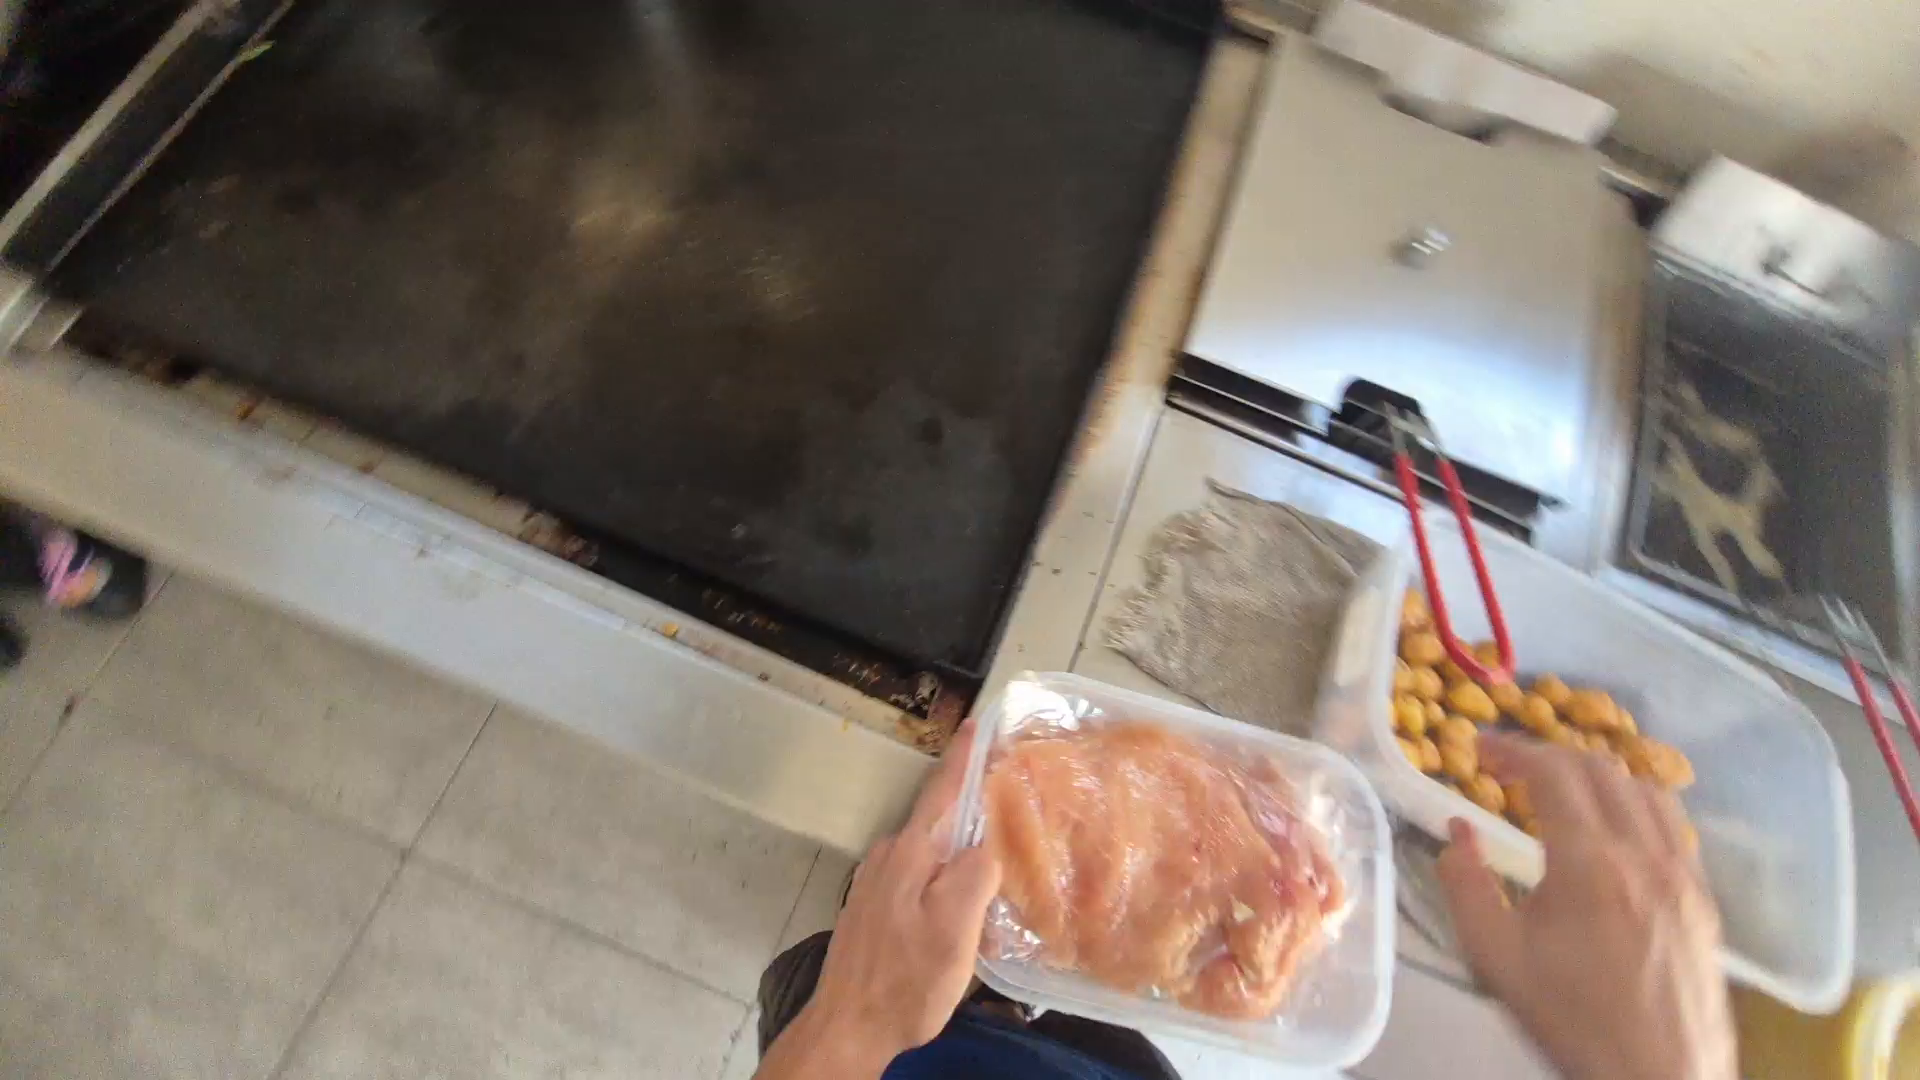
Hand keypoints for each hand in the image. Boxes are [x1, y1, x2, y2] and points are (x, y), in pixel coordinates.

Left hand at [763, 721, 1000, 1076]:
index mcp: (912, 851)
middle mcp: (890, 854)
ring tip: (988, 879)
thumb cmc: (906, 979)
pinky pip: (916, 876)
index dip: (963, 757)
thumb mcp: (955, 929)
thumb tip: (988, 840)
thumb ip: (976, 874)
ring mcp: (877, 879)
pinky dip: (940, 878)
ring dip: (957, 855)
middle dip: (970, 815)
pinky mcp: (872, 904)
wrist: (846, 1026)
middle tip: (1006, 820)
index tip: (976, 723)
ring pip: (929, 853)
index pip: (943, 790)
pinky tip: (954, 909)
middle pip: (939, 821)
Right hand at [1437, 735, 1735, 1079]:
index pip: (1553, 773)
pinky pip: (1673, 826)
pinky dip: (1631, 802)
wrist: (1659, 1079)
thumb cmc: (1567, 1013)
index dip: (1510, 749)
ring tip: (1555, 785)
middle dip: (1546, 753)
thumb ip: (1463, 880)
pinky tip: (1605, 824)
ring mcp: (1684, 879)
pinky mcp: (1703, 902)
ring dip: (1593, 773)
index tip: (1475, 749)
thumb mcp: (1491, 950)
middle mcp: (1646, 859)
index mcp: (1590, 865)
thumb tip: (1457, 829)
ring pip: (1646, 790)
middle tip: (1505, 764)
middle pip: (1601, 770)